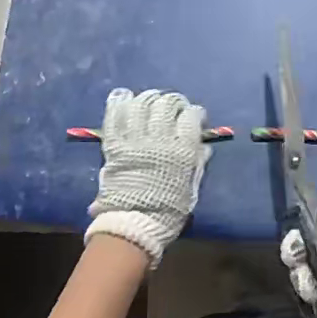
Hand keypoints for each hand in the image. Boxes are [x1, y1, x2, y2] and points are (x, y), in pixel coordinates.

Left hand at [84, 88, 209, 266]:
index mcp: (182, 151)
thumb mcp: (190, 188)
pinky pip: (115, 116)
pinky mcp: (114, 144)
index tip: (194, 116)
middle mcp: (159, 139)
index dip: (194, 113)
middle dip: (172, 102)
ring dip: (148, 98)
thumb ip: (196, 164)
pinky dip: (118, 102)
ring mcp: (134, 140)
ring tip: (150, 100)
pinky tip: (123, 96)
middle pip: (166, 105)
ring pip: (141, 105)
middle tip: (172, 106)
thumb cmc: (166, 210)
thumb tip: (202, 146)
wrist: (133, 221)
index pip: (191, 117)